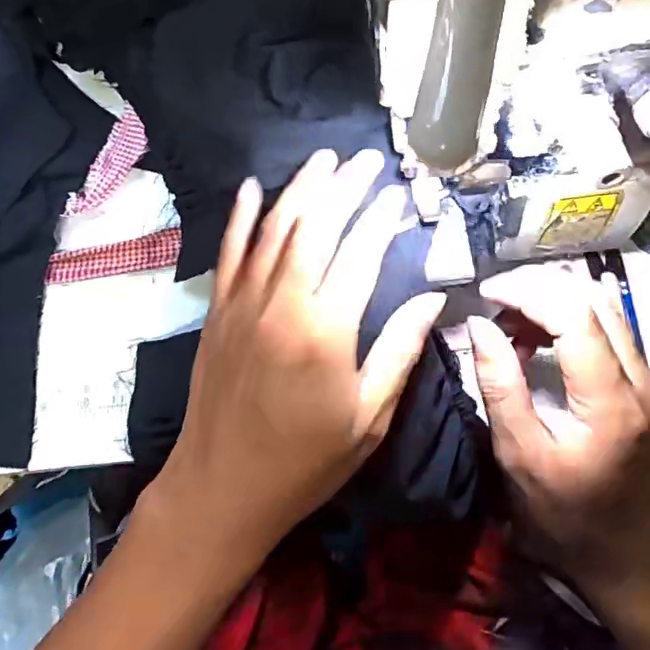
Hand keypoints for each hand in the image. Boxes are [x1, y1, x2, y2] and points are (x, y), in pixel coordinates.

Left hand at [148, 148, 445, 558]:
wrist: (221, 488)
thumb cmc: (306, 461)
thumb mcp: (368, 417)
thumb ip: (400, 350)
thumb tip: (432, 297)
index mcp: (326, 330)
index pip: (360, 253)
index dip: (381, 218)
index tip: (398, 195)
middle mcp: (281, 303)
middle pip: (316, 226)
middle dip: (344, 186)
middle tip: (367, 160)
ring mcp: (243, 302)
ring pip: (273, 229)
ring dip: (300, 189)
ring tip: (324, 160)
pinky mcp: (217, 310)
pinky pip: (229, 252)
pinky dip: (241, 216)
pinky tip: (253, 188)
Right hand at [468, 263, 649, 585]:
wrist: (617, 547)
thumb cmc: (561, 509)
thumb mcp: (517, 452)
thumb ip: (499, 384)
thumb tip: (479, 325)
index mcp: (613, 403)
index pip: (576, 317)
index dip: (528, 293)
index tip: (487, 295)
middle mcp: (643, 383)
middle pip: (593, 301)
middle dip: (537, 289)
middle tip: (494, 306)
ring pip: (603, 307)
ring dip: (552, 301)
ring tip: (511, 322)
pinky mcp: (645, 382)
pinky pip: (607, 327)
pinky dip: (567, 318)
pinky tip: (536, 335)